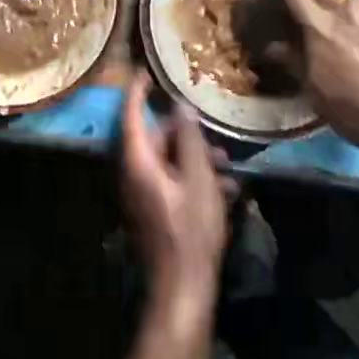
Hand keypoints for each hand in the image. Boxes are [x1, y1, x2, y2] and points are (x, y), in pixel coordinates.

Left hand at [119, 73, 228, 304]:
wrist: (182, 288)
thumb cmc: (190, 230)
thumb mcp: (198, 179)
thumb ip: (188, 140)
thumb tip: (180, 106)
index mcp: (136, 162)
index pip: (130, 115)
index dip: (137, 90)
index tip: (148, 71)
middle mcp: (132, 174)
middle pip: (153, 140)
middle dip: (184, 133)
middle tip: (213, 133)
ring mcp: (140, 194)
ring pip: (166, 162)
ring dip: (195, 159)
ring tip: (228, 166)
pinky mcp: (152, 211)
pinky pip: (170, 183)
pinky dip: (194, 181)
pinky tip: (225, 192)